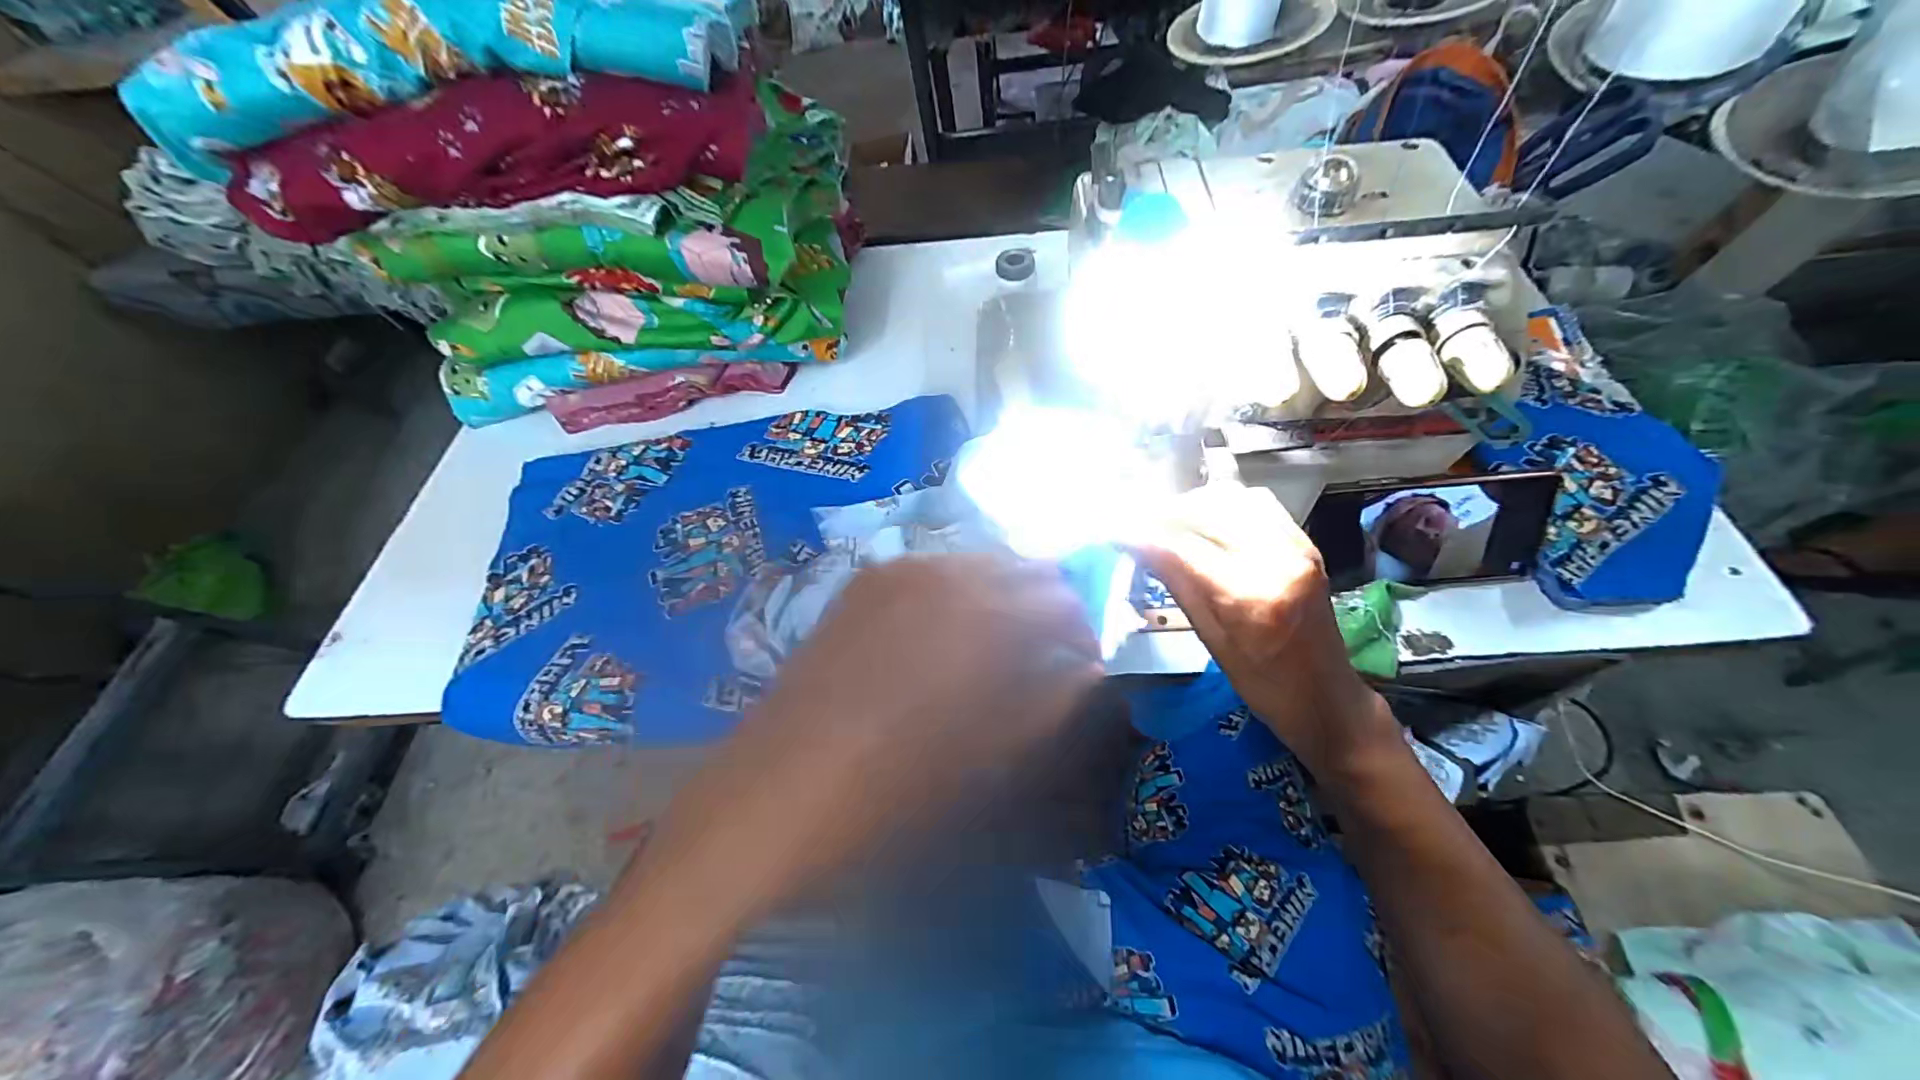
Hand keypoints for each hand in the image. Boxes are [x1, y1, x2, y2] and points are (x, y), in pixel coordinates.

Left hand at [643, 555, 1101, 914]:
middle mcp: (945, 569)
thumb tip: (1094, 670)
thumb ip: (1058, 700)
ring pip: (977, 569)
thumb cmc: (899, 787)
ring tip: (996, 655)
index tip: (1087, 668)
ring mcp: (897, 570)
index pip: (1069, 598)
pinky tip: (942, 644)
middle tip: (1046, 662)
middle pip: (1025, 571)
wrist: (777, 794)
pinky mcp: (862, 584)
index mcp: (989, 608)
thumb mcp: (998, 752)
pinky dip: (954, 600)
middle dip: (1048, 611)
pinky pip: (931, 576)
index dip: (1087, 632)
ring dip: (1002, 602)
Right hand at [1134, 484, 1397, 776]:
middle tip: (1135, 526)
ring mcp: (1296, 546)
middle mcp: (1275, 559)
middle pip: (1205, 510)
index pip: (1180, 546)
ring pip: (1230, 499)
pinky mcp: (1305, 543)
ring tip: (1168, 525)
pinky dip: (1222, 507)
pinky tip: (1205, 525)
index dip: (1140, 532)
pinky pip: (1256, 504)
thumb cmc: (1264, 686)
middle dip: (1162, 514)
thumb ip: (1176, 582)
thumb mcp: (1211, 640)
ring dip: (1192, 505)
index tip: (1112, 528)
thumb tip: (1136, 544)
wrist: (1329, 698)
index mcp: (1248, 596)